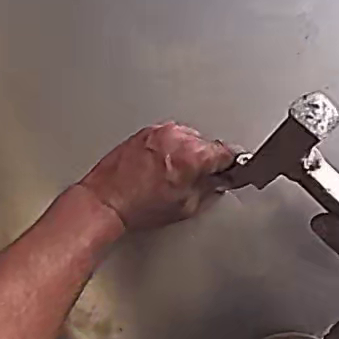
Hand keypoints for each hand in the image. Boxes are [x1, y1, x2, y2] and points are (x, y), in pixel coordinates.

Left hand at [77, 123, 238, 230]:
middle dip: (206, 161)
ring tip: (171, 177)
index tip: (230, 171)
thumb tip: (219, 182)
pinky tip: (159, 169)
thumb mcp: (186, 206)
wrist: (107, 200)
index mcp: (192, 155)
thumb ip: (210, 189)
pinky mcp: (146, 132)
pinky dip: (169, 150)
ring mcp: (159, 132)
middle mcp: (177, 137)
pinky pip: (168, 137)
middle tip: (195, 181)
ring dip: (187, 154)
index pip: (226, 152)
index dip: (231, 165)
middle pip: (207, 144)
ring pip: (188, 139)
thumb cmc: (139, 206)